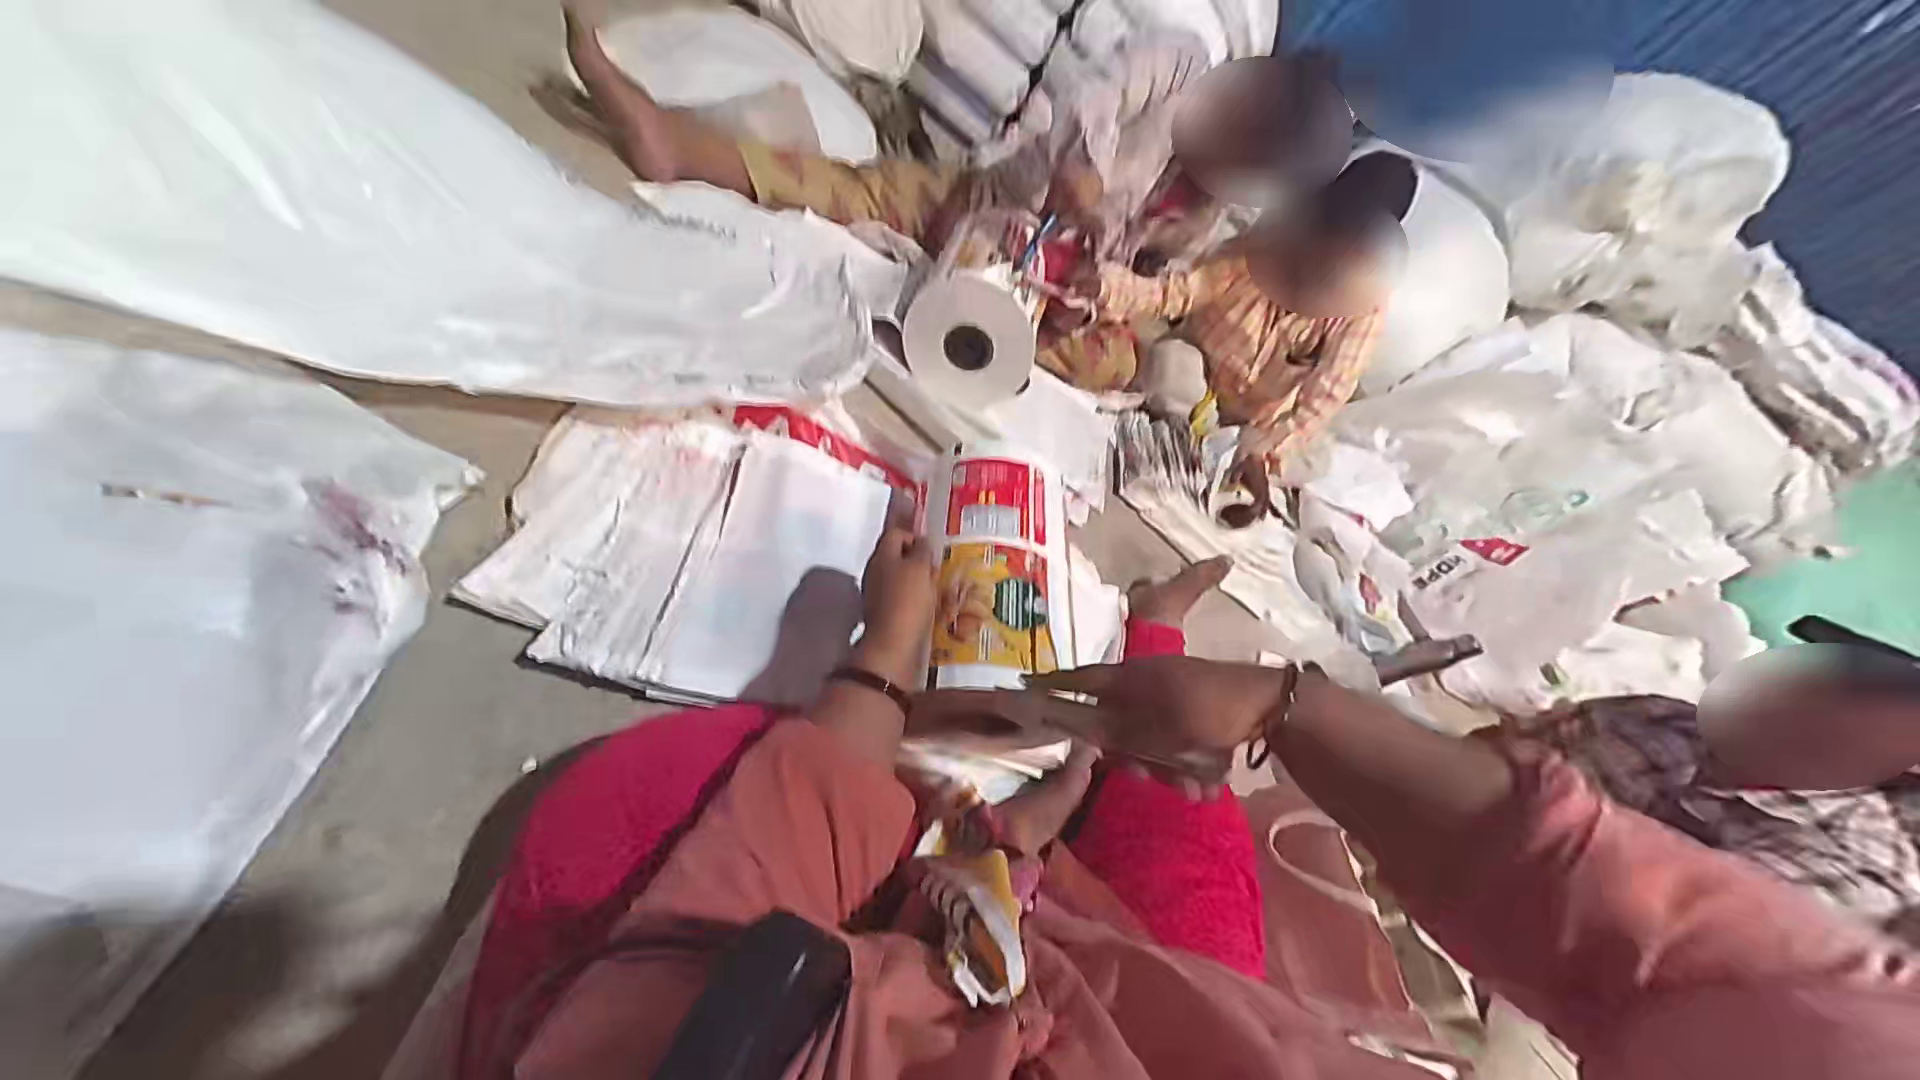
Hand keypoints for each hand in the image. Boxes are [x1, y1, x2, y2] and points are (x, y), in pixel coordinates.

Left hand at [857, 526, 936, 680]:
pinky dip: (915, 599)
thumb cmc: (908, 601)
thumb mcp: (920, 568)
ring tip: (937, 590)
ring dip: (918, 581)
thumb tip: (922, 542)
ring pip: (900, 578)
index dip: (915, 537)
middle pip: (897, 556)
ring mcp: (877, 594)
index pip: (896, 533)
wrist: (893, 646)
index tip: (932, 551)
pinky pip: (902, 598)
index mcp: (882, 556)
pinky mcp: (884, 613)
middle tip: (937, 570)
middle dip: (918, 561)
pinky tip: (928, 608)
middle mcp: (875, 571)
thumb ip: (922, 550)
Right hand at [1025, 656, 1298, 785]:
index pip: (1077, 680)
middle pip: (1120, 726)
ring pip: (1154, 741)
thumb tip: (1071, 729)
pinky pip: (1182, 744)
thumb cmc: (1198, 711)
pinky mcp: (1197, 712)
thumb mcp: (1146, 728)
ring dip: (1172, 770)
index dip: (1051, 686)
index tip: (1024, 687)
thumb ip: (1106, 730)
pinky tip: (1211, 779)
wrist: (1267, 706)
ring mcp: (1172, 697)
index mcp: (1126, 679)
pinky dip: (1192, 763)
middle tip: (1149, 777)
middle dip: (1138, 759)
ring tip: (1197, 787)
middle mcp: (1144, 685)